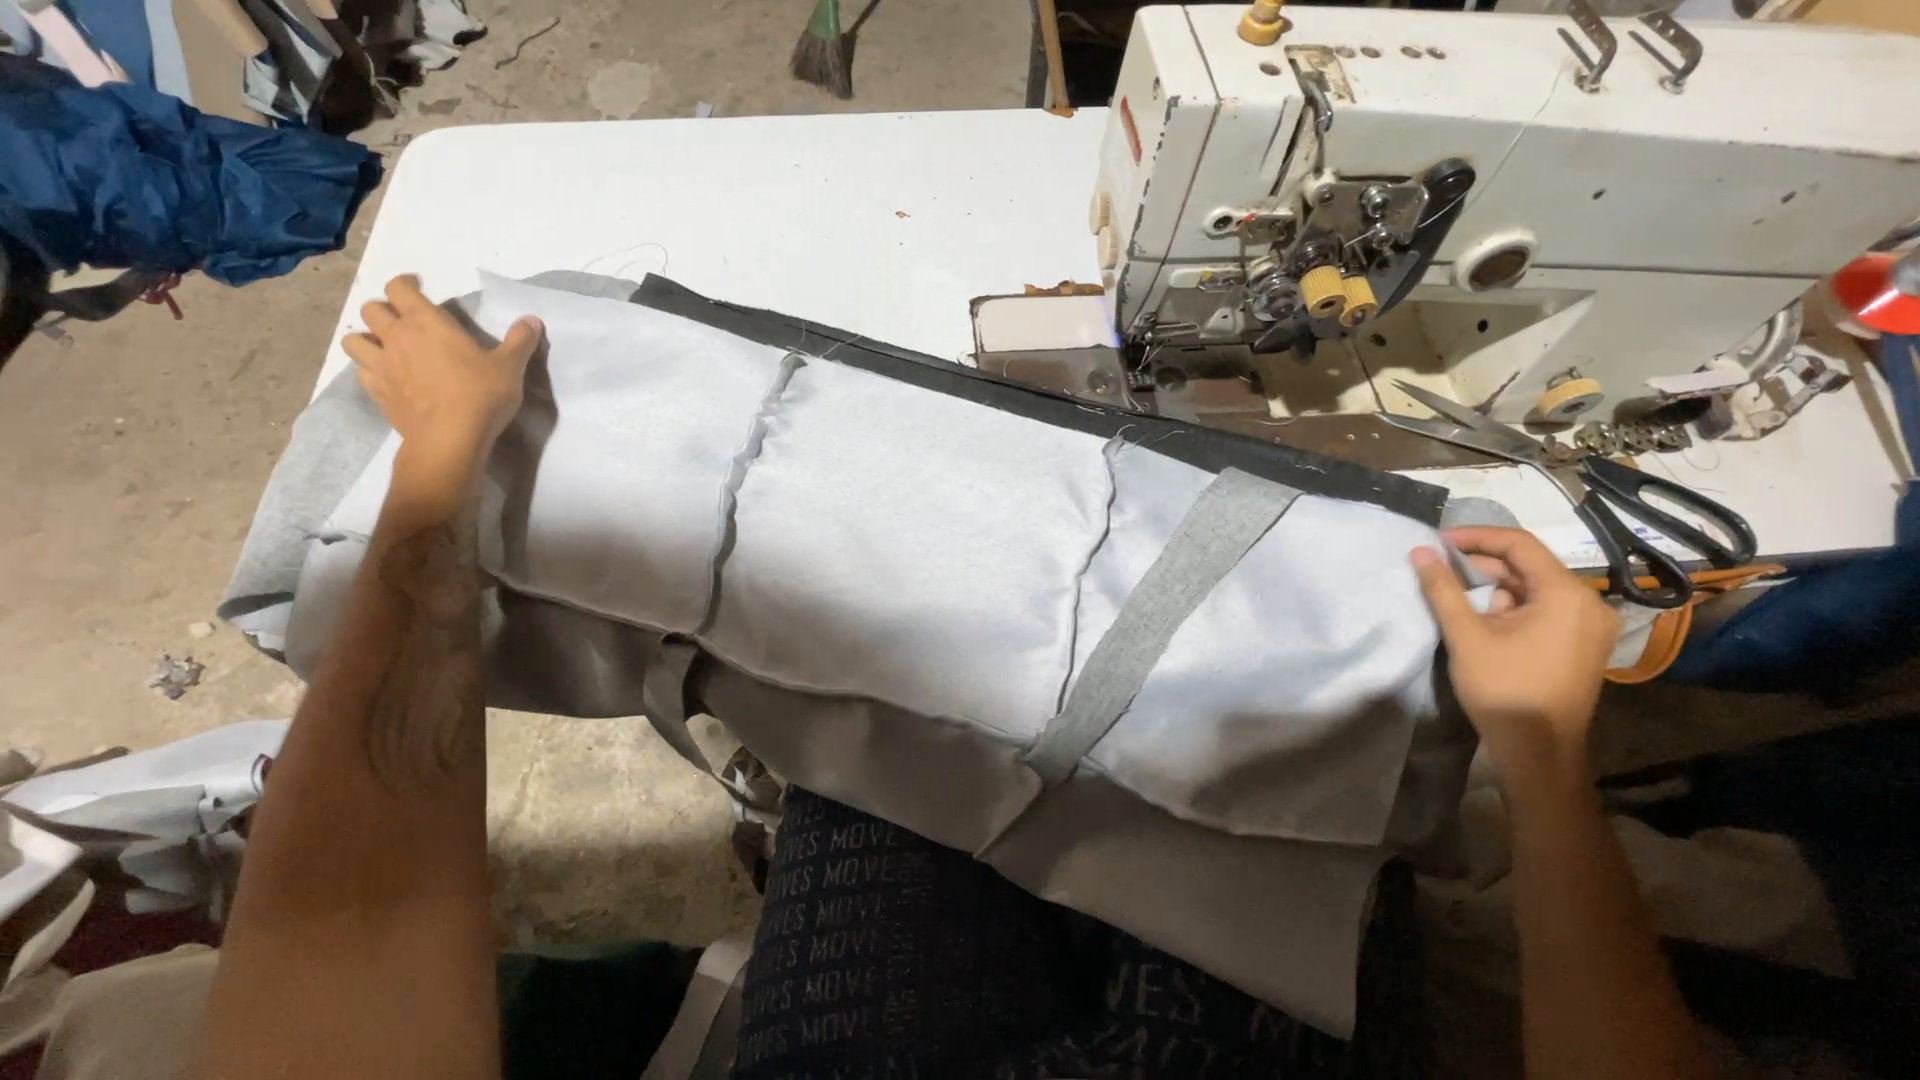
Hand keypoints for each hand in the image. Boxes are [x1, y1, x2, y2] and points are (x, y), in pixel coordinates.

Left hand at [342, 275, 542, 474]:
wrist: (449, 439)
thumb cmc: (480, 396)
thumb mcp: (510, 367)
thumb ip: (520, 341)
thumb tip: (532, 320)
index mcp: (426, 323)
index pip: (399, 289)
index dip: (405, 283)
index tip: (416, 285)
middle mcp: (397, 338)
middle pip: (371, 310)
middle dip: (385, 309)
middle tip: (404, 319)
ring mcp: (382, 366)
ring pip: (354, 340)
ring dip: (367, 338)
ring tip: (385, 346)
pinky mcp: (378, 392)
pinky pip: (361, 371)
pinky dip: (370, 369)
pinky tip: (388, 376)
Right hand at [1410, 526, 1619, 774]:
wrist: (1538, 750)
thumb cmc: (1504, 688)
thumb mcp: (1466, 635)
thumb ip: (1443, 588)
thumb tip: (1420, 552)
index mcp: (1566, 594)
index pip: (1519, 545)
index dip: (1475, 538)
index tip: (1437, 544)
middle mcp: (1587, 603)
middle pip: (1528, 566)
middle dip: (1481, 567)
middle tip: (1439, 572)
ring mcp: (1589, 626)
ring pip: (1534, 589)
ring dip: (1494, 590)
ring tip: (1454, 600)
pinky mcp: (1581, 644)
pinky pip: (1544, 610)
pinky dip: (1511, 608)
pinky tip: (1481, 622)